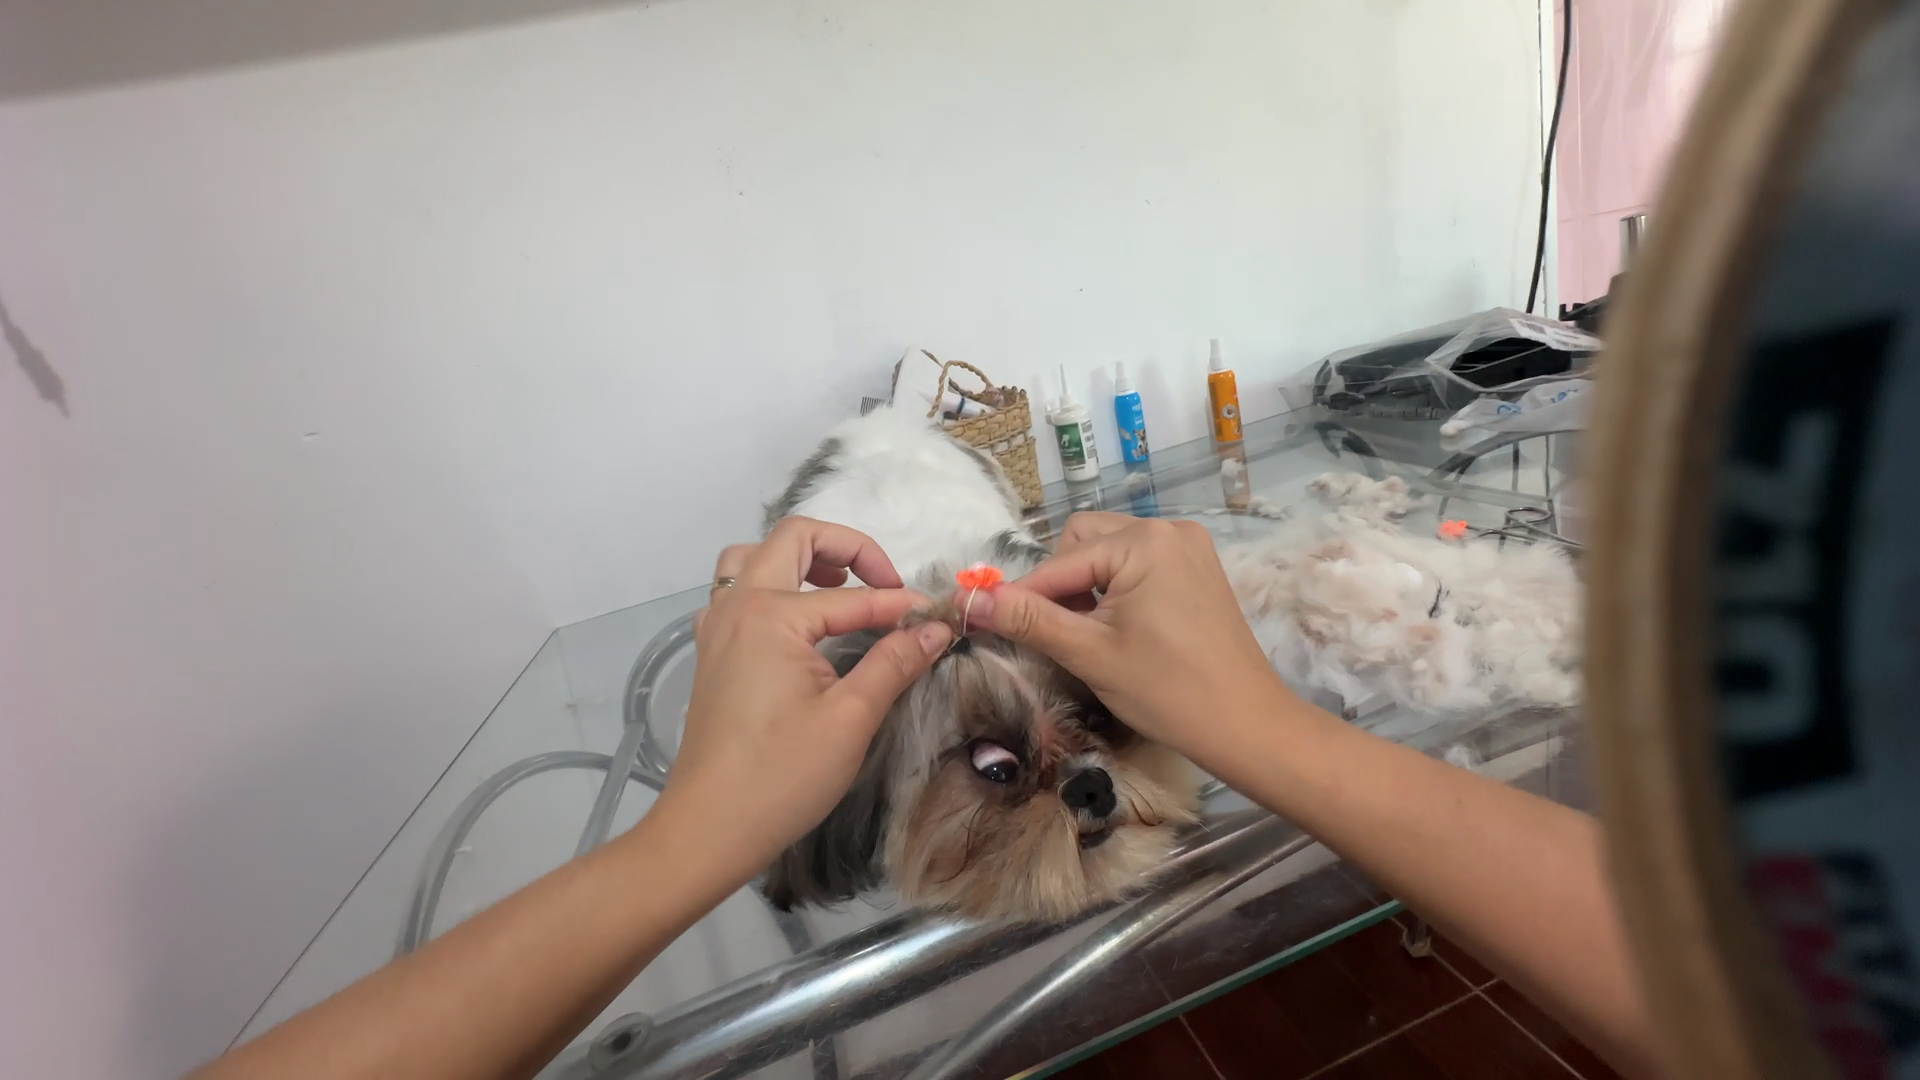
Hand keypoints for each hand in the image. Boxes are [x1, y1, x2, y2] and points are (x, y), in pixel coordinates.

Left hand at [651, 517, 952, 882]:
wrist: (708, 829)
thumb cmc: (782, 775)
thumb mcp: (851, 718)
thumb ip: (895, 662)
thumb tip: (936, 627)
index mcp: (771, 615)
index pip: (854, 597)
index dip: (901, 604)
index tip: (938, 617)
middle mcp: (737, 606)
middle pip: (793, 539)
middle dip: (847, 548)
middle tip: (884, 582)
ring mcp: (717, 627)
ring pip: (753, 557)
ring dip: (800, 559)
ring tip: (839, 587)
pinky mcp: (712, 652)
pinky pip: (737, 592)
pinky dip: (772, 586)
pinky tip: (800, 623)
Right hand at [966, 512, 1294, 762]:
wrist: (1247, 726)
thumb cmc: (1167, 691)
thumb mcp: (1089, 653)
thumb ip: (1027, 619)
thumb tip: (967, 599)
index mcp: (1144, 542)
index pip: (1061, 562)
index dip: (1022, 594)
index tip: (988, 621)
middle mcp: (1168, 529)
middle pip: (1085, 540)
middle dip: (1060, 582)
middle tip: (1059, 631)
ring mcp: (1188, 546)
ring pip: (1110, 550)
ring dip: (1086, 583)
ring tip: (1088, 631)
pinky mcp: (1198, 567)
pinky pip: (1138, 561)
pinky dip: (1116, 585)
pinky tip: (1118, 624)